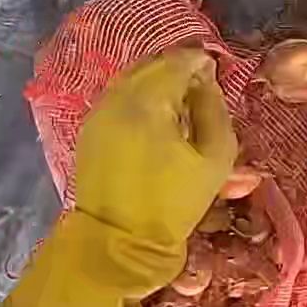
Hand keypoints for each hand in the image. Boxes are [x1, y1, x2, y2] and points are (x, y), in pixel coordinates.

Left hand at [0, 47, 235, 306]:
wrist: (119, 244)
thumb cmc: (173, 204)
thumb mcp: (215, 159)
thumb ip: (214, 111)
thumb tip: (206, 81)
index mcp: (148, 103)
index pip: (178, 63)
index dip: (200, 62)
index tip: (215, 70)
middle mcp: (117, 99)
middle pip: (152, 65)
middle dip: (179, 69)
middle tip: (201, 83)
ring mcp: (99, 112)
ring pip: (133, 78)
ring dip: (158, 81)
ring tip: (181, 99)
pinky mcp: (90, 129)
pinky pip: (119, 97)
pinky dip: (140, 96)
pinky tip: (157, 115)